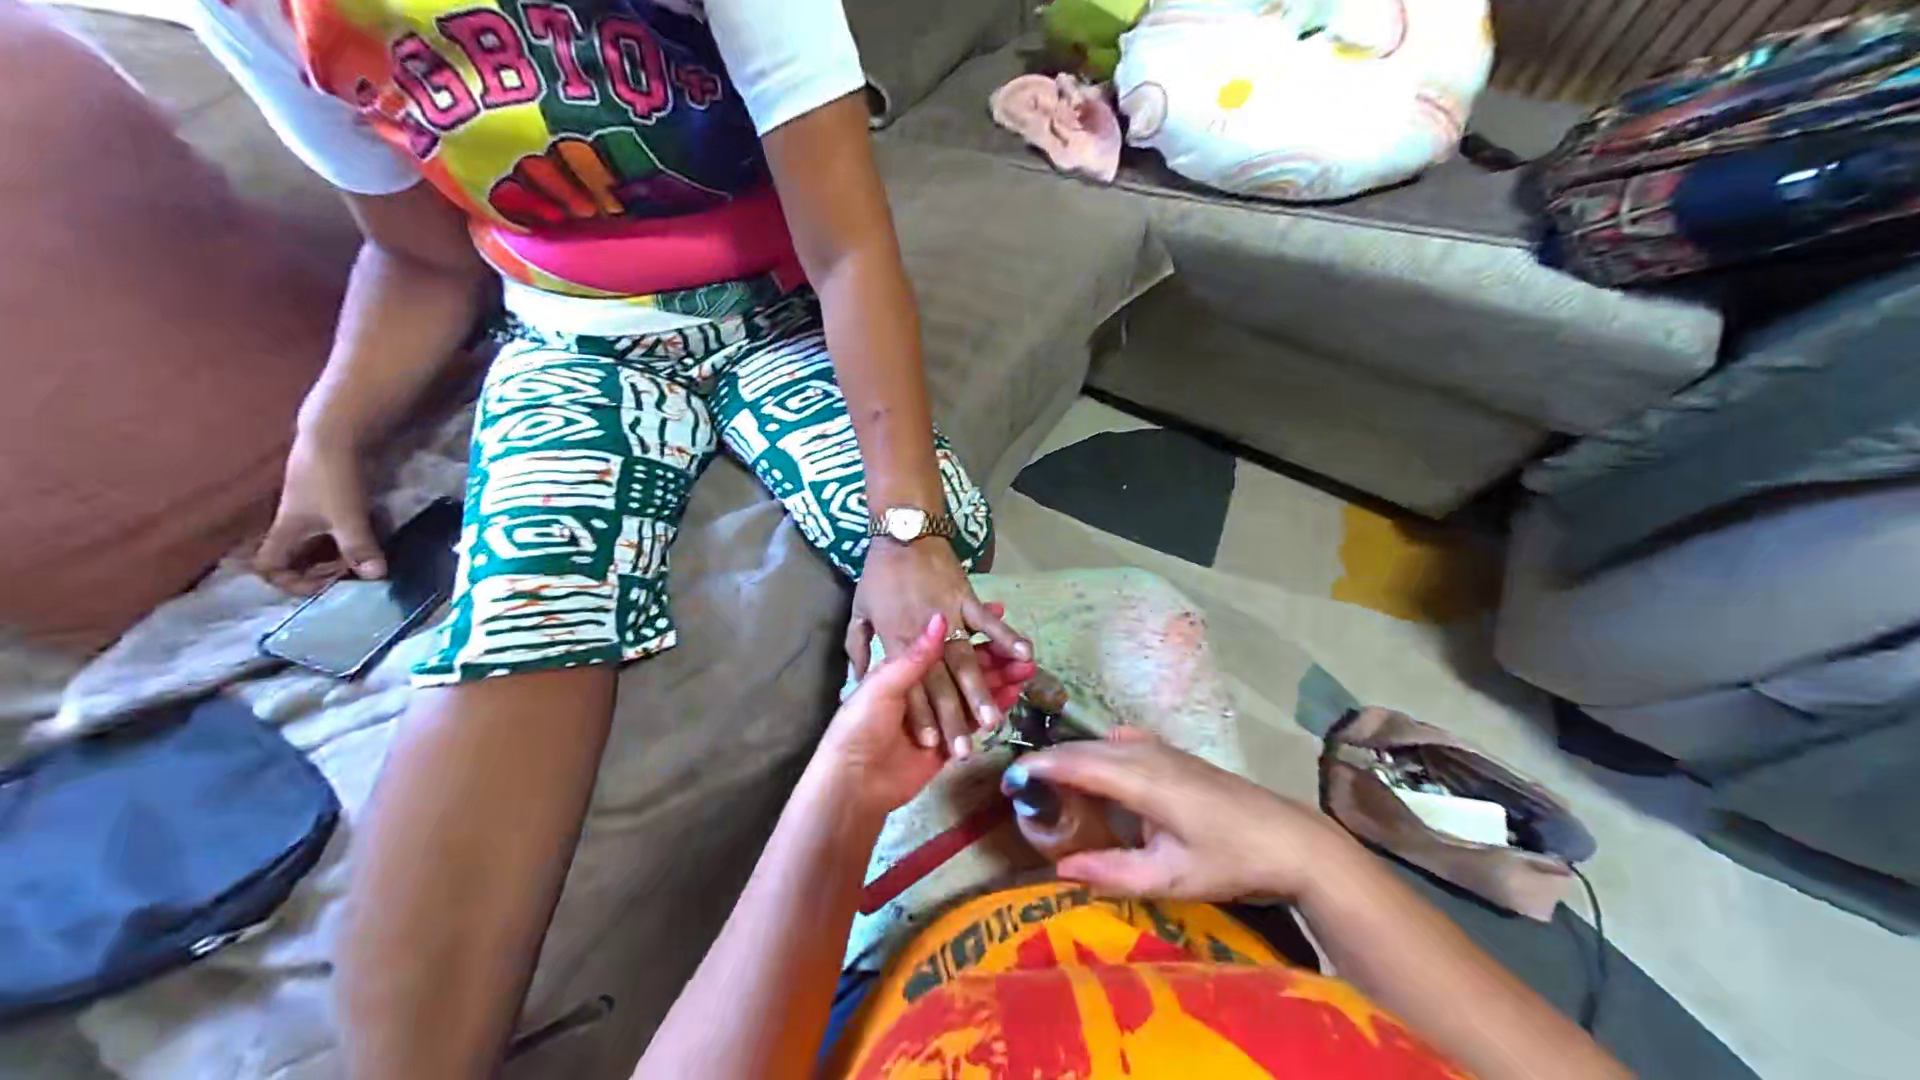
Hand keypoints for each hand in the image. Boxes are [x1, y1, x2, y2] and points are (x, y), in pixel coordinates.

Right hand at [255, 434, 384, 593]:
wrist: (334, 439)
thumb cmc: (332, 480)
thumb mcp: (347, 518)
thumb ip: (358, 546)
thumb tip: (375, 576)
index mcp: (286, 531)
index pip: (268, 566)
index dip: (290, 582)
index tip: (323, 585)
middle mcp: (293, 523)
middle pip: (296, 558)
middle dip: (320, 571)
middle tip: (352, 570)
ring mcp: (311, 511)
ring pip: (317, 544)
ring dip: (337, 555)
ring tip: (364, 557)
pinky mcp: (329, 500)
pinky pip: (334, 529)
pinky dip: (349, 539)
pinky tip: (373, 538)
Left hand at [811, 614, 1036, 821]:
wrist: (852, 782)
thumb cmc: (859, 726)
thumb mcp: (883, 685)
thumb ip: (914, 656)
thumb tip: (941, 620)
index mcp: (904, 669)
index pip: (944, 643)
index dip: (970, 628)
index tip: (997, 612)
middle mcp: (923, 689)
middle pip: (964, 669)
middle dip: (993, 659)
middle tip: (1021, 649)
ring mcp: (936, 717)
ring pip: (973, 693)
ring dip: (999, 681)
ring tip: (1026, 670)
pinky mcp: (946, 745)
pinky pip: (974, 722)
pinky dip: (994, 708)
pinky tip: (1014, 694)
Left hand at [849, 539, 1032, 759]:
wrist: (900, 533)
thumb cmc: (876, 575)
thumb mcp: (857, 613)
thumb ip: (859, 648)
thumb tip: (859, 676)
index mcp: (893, 642)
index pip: (909, 688)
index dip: (921, 717)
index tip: (931, 745)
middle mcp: (921, 635)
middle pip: (941, 683)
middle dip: (957, 716)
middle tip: (974, 745)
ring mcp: (947, 617)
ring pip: (966, 662)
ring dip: (984, 689)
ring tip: (1000, 714)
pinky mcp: (966, 600)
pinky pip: (987, 624)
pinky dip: (1007, 638)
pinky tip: (1024, 656)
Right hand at [1005, 730, 1355, 902]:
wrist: (1288, 837)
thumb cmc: (1229, 860)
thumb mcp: (1169, 878)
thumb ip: (1111, 872)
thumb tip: (1059, 868)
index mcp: (1141, 780)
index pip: (1075, 763)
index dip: (1038, 766)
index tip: (1008, 780)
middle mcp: (1145, 753)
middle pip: (1081, 748)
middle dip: (1046, 763)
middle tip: (1019, 790)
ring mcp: (1159, 747)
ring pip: (1098, 744)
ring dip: (1068, 758)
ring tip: (1045, 785)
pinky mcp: (1169, 751)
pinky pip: (1117, 743)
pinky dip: (1093, 754)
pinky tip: (1090, 772)